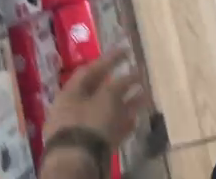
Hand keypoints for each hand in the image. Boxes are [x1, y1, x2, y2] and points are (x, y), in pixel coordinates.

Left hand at [43, 52, 149, 177]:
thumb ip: (119, 84)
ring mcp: (81, 129)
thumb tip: (131, 75)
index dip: (109, 59)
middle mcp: (72, 110)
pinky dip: (122, 122)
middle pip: (99, 91)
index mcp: (69, 94)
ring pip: (106, 111)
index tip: (127, 51)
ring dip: (126, 102)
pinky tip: (137, 118)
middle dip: (120, 82)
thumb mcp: (106, 97)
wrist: (78, 165)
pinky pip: (108, 128)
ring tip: (145, 94)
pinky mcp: (90, 146)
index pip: (89, 70)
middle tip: (138, 74)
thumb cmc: (89, 123)